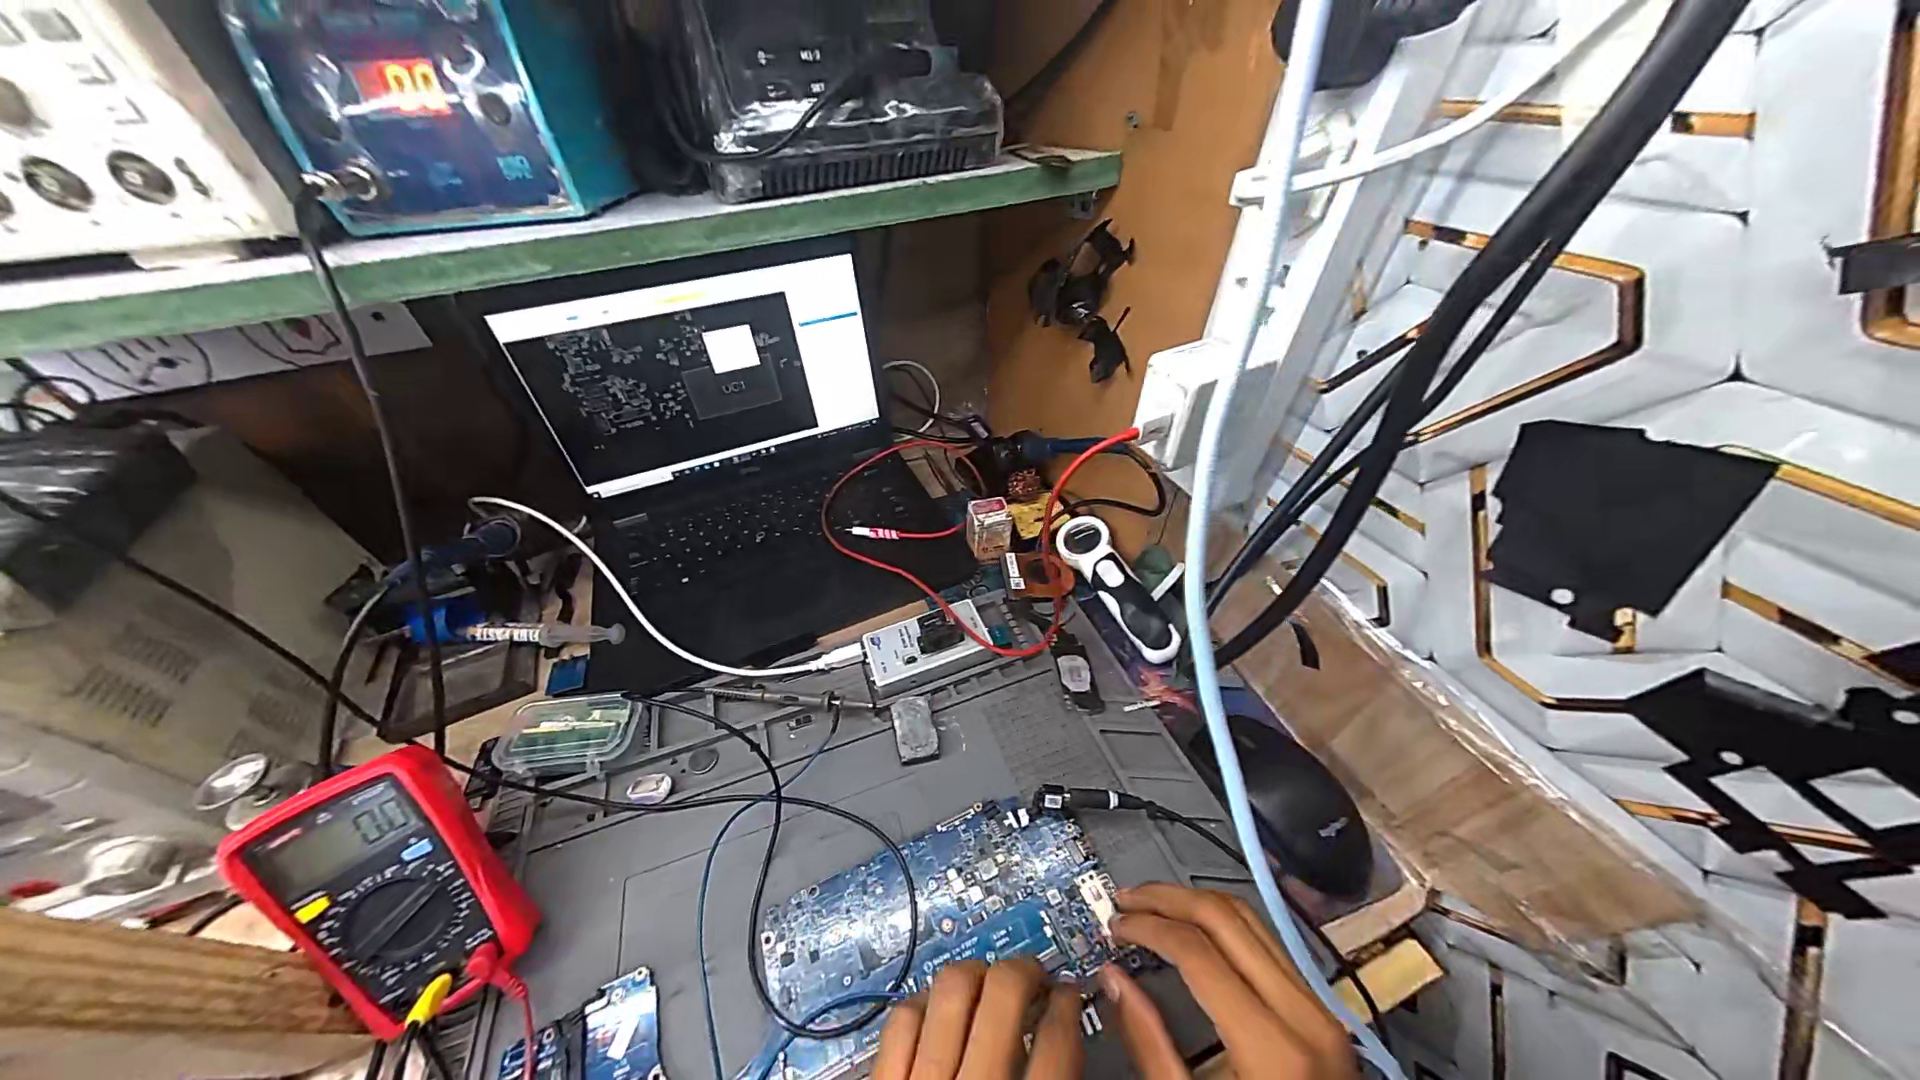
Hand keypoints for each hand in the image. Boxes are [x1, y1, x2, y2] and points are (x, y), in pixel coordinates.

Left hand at [873, 956, 1086, 1079]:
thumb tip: (1067, 1034)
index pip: (1056, 1044)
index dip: (1068, 1005)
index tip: (1068, 991)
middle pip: (1004, 995)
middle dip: (1025, 971)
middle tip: (1034, 974)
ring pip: (951, 990)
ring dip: (976, 975)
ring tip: (988, 980)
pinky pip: (901, 1020)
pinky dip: (922, 1003)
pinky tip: (937, 1006)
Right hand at [1099, 884, 1357, 1079]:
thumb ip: (1150, 1045)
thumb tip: (1113, 978)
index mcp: (1274, 1049)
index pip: (1197, 951)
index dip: (1147, 927)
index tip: (1115, 925)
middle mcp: (1304, 1014)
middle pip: (1223, 918)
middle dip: (1166, 899)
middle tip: (1125, 900)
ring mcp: (1319, 1008)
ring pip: (1247, 918)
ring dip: (1192, 902)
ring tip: (1151, 905)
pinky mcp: (1320, 1010)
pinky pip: (1264, 941)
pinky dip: (1220, 922)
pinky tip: (1189, 926)